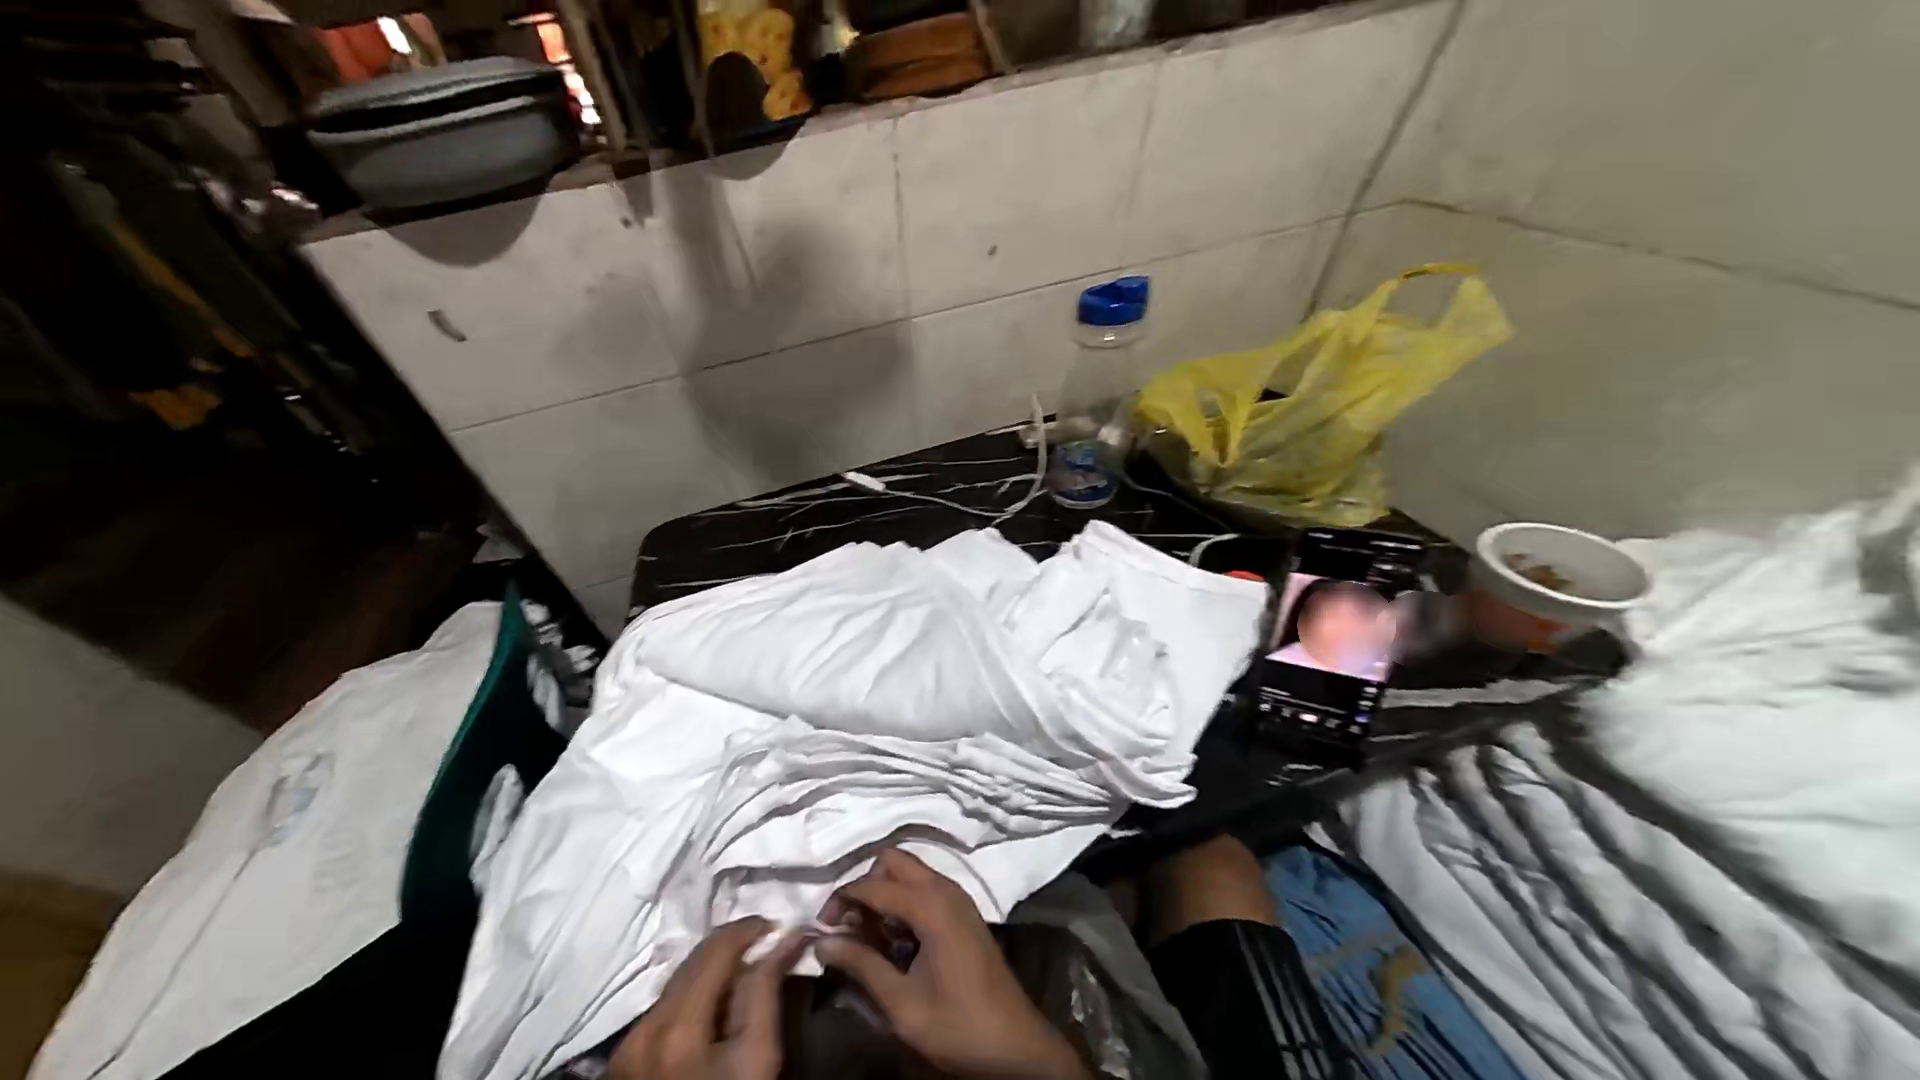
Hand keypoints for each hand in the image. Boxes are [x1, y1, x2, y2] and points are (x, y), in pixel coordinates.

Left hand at [608, 917, 805, 1079]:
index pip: (716, 950)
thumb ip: (767, 990)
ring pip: (678, 979)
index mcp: (677, 1028)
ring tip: (746, 970)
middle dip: (733, 944)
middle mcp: (644, 1028)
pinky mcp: (623, 1058)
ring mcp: (627, 1045)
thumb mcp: (760, 1056)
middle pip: (693, 960)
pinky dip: (695, 991)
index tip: (779, 925)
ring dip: (713, 966)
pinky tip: (716, 1001)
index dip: (750, 929)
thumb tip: (786, 936)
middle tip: (767, 942)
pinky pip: (666, 1004)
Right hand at [815, 849, 1090, 1079]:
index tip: (821, 928)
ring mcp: (958, 897)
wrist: (1016, 1044)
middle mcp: (945, 888)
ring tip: (867, 936)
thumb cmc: (957, 1025)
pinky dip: (903, 901)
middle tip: (848, 925)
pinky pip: (925, 888)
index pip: (873, 884)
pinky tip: (894, 939)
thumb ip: (862, 966)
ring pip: (910, 872)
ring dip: (884, 892)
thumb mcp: (902, 1004)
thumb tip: (822, 942)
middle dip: (865, 885)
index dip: (841, 900)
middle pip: (893, 862)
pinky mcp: (963, 911)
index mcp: (931, 904)